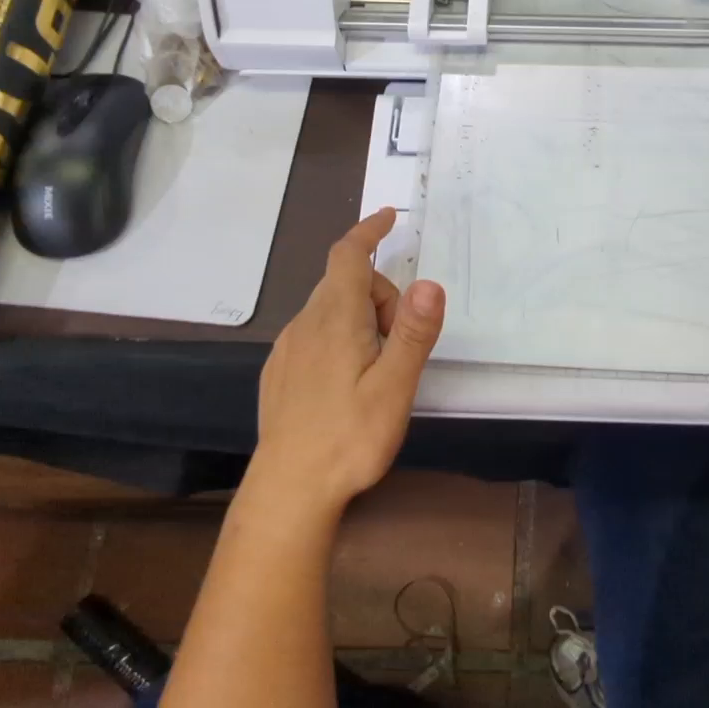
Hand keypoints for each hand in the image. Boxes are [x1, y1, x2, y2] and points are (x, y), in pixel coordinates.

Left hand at [246, 208, 445, 520]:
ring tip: (378, 370)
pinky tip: (348, 382)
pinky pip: (314, 333)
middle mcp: (305, 324)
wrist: (288, 491)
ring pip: (330, 309)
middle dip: (382, 296)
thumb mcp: (394, 387)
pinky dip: (339, 336)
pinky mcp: (280, 372)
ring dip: (361, 319)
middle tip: (402, 346)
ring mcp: (288, 348)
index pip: (348, 256)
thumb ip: (413, 333)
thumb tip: (429, 283)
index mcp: (335, 319)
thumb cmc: (349, 438)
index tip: (389, 217)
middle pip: (346, 283)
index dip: (368, 231)